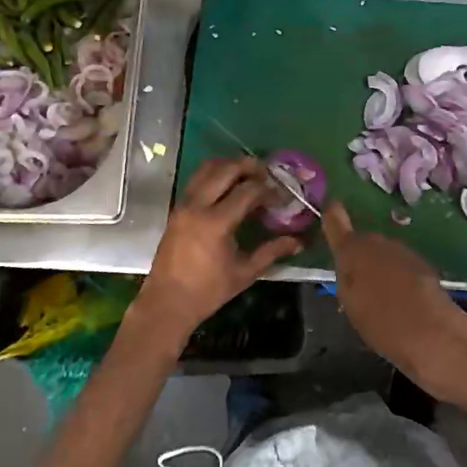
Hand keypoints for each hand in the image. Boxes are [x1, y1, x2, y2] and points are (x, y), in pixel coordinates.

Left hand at [135, 157, 302, 338]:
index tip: (282, 197)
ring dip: (230, 165)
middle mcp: (198, 205)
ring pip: (208, 168)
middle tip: (268, 175)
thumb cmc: (208, 291)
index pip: (248, 190)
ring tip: (248, 175)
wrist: (167, 301)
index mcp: (216, 222)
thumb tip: (298, 241)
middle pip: (227, 169)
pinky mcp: (177, 207)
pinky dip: (215, 174)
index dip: (269, 190)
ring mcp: (184, 203)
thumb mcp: (245, 272)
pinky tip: (229, 187)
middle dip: (250, 166)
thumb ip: (272, 251)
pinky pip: (197, 179)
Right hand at [325, 202, 466, 391]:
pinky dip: (400, 278)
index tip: (331, 209)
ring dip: (381, 268)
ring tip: (381, 298)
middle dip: (359, 257)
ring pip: (384, 253)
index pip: (336, 221)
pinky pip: (402, 265)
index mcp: (352, 250)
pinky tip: (403, 301)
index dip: (332, 214)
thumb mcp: (350, 303)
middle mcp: (377, 242)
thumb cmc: (381, 322)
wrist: (433, 333)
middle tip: (358, 284)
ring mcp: (403, 251)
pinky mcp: (423, 263)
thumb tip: (348, 264)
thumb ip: (346, 277)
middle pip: (363, 241)